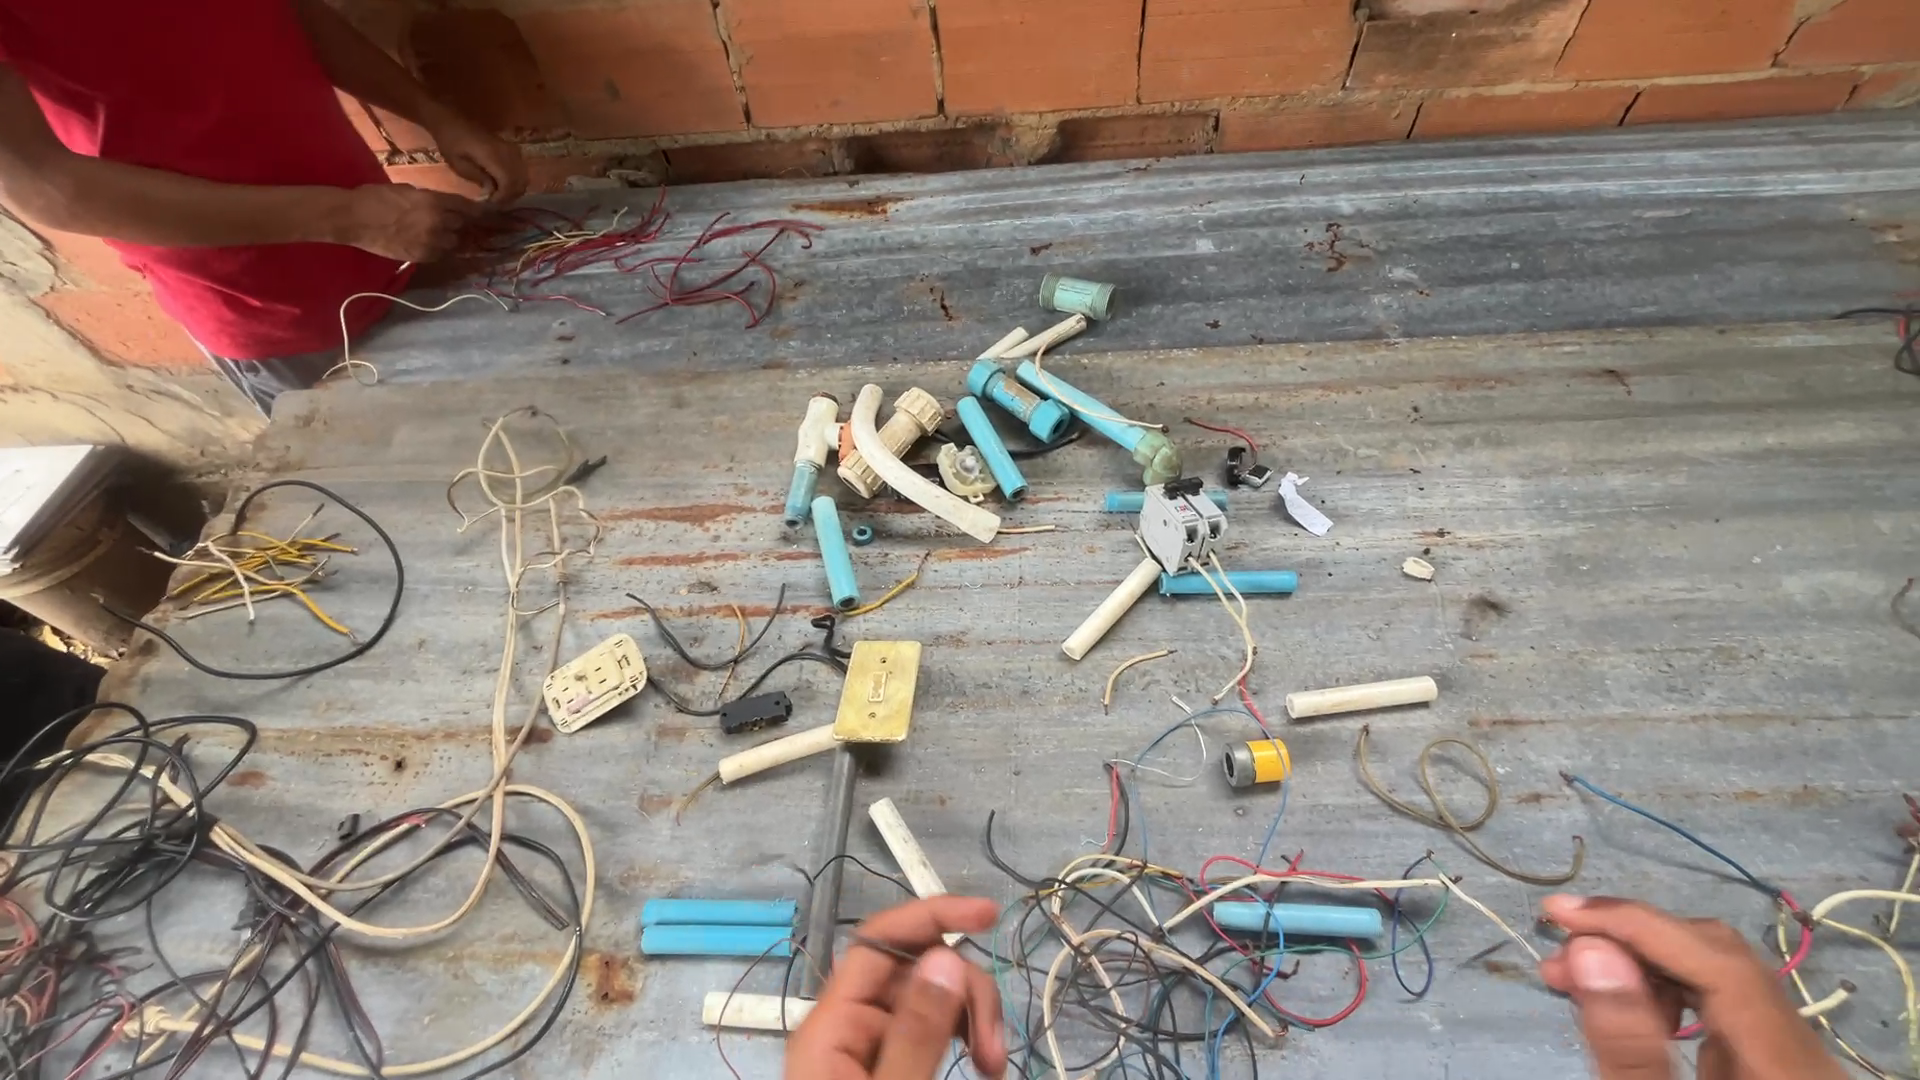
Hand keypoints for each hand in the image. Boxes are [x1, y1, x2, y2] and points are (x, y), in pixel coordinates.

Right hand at [336, 184, 479, 261]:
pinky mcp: (426, 256)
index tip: (483, 213)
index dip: (475, 210)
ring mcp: (433, 241)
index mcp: (434, 202)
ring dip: (448, 238)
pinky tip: (425, 244)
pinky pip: (441, 254)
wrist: (353, 218)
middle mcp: (439, 222)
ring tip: (433, 234)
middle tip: (447, 222)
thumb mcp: (404, 190)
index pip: (465, 206)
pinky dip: (438, 249)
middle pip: (461, 225)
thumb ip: (426, 198)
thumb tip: (439, 204)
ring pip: (454, 242)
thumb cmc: (374, 198)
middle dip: (456, 223)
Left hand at [427, 112, 525, 203]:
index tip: (493, 204)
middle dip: (510, 195)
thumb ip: (478, 178)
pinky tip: (504, 183)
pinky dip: (516, 180)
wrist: (450, 119)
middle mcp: (507, 153)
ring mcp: (512, 150)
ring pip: (523, 177)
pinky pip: (522, 170)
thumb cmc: (449, 140)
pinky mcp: (512, 149)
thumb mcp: (457, 163)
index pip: (509, 183)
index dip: (504, 197)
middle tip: (498, 202)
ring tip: (501, 194)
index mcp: (493, 156)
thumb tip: (493, 191)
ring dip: (515, 189)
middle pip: (520, 182)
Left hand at [787, 896, 1006, 1079]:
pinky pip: (929, 1029)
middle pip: (915, 969)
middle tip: (994, 1046)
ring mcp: (867, 1046)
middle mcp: (848, 1023)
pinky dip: (961, 1036)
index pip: (880, 938)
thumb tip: (947, 957)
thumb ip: (916, 1032)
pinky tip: (982, 1063)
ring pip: (930, 997)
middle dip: (964, 991)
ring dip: (970, 1017)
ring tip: (992, 1064)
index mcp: (830, 1024)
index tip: (987, 914)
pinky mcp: (886, 1067)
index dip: (932, 914)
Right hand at [1539, 895, 1844, 1079]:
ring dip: (1633, 961)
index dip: (1635, 923)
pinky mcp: (1772, 1066)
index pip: (1717, 962)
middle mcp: (1806, 1058)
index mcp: (1788, 1073)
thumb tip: (1590, 949)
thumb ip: (1626, 1044)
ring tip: (1568, 980)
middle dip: (1628, 940)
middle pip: (1719, 958)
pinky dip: (1655, 986)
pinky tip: (1615, 1005)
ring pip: (1713, 972)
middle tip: (1558, 956)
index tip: (1554, 912)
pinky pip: (1715, 1000)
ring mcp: (1793, 1061)